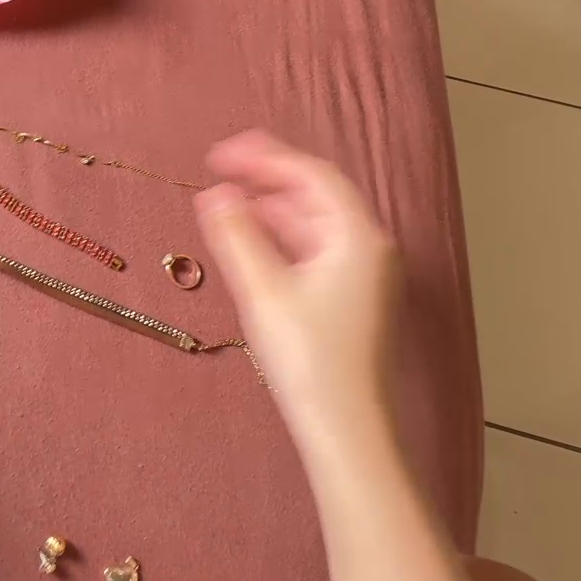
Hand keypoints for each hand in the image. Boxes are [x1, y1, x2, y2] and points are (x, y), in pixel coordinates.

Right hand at [193, 131, 396, 431]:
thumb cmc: (307, 357)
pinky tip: (251, 232)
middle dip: (266, 174)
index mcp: (355, 237)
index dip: (263, 156)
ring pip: (312, 219)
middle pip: (314, 193)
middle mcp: (366, 247)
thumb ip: (235, 234)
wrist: (344, 427)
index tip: (218, 153)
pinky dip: (279, 230)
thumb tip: (214, 192)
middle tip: (219, 165)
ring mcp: (360, 272)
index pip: (310, 175)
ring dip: (270, 201)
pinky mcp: (347, 294)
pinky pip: (312, 243)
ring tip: (228, 193)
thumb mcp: (263, 290)